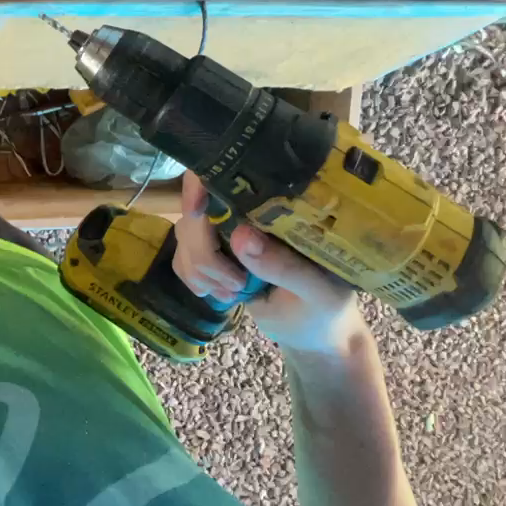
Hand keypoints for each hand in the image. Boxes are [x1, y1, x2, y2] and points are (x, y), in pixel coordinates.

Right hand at [170, 172, 371, 357]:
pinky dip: (193, 279)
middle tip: (234, 284)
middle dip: (204, 252)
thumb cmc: (324, 305)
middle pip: (197, 210)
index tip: (197, 210)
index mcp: (280, 205)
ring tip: (232, 292)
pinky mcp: (209, 252)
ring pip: (185, 233)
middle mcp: (247, 210)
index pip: (230, 173)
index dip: (200, 184)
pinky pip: (181, 257)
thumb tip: (241, 236)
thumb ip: (283, 266)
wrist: (310, 331)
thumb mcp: (315, 290)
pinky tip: (218, 293)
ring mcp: (224, 230)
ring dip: (200, 269)